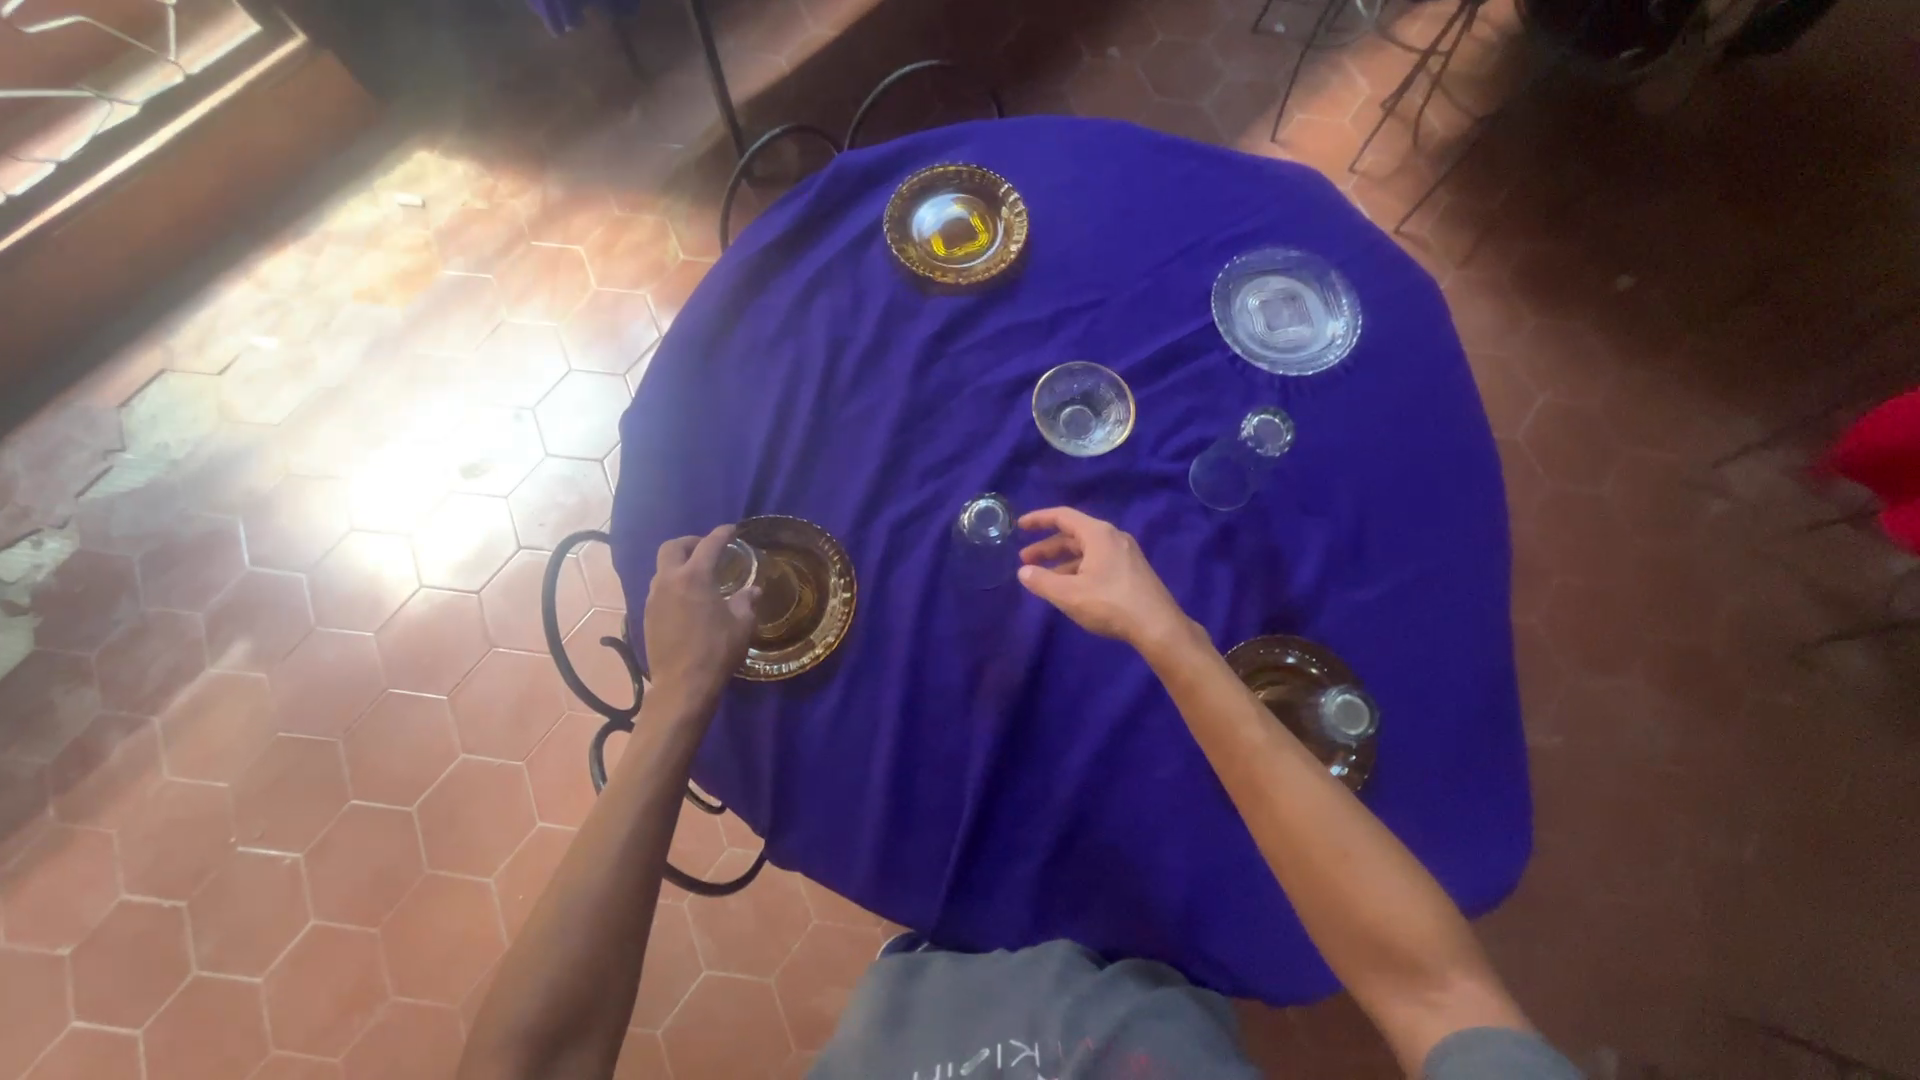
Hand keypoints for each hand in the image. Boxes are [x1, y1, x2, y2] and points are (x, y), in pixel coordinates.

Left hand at [642, 525, 758, 712]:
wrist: (682, 685)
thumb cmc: (717, 650)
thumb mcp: (742, 624)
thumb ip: (747, 601)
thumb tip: (752, 590)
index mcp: (694, 577)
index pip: (709, 545)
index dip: (721, 534)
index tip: (732, 530)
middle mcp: (669, 581)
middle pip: (672, 548)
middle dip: (690, 543)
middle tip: (707, 550)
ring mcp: (654, 599)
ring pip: (662, 569)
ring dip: (679, 565)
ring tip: (698, 576)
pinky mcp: (648, 616)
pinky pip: (659, 590)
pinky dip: (673, 585)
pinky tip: (688, 600)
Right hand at [1016, 507, 1192, 649]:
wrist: (1157, 626)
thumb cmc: (1110, 603)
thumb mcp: (1069, 594)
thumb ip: (1042, 581)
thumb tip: (1023, 572)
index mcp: (1098, 534)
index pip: (1062, 516)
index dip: (1039, 519)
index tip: (1020, 526)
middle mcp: (1113, 538)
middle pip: (1074, 535)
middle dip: (1047, 547)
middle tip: (1025, 560)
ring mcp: (1125, 554)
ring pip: (1086, 551)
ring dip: (1062, 562)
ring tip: (1043, 578)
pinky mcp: (1132, 571)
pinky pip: (1098, 562)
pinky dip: (1078, 569)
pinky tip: (1070, 588)